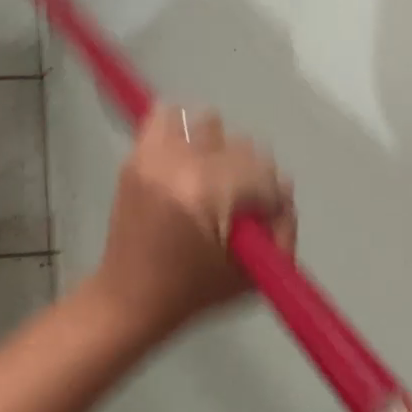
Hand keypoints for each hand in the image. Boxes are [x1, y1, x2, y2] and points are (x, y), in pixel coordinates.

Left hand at [90, 104, 296, 334]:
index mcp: (207, 192)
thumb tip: (282, 190)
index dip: (271, 196)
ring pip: (205, 123)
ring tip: (210, 176)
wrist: (129, 295)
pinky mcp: (136, 155)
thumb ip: (280, 228)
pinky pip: (164, 116)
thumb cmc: (193, 291)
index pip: (262, 172)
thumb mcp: (252, 273)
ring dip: (216, 147)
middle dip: (248, 173)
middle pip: (239, 145)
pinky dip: (181, 127)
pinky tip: (187, 154)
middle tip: (238, 201)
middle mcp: (179, 163)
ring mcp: (154, 155)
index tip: (263, 216)